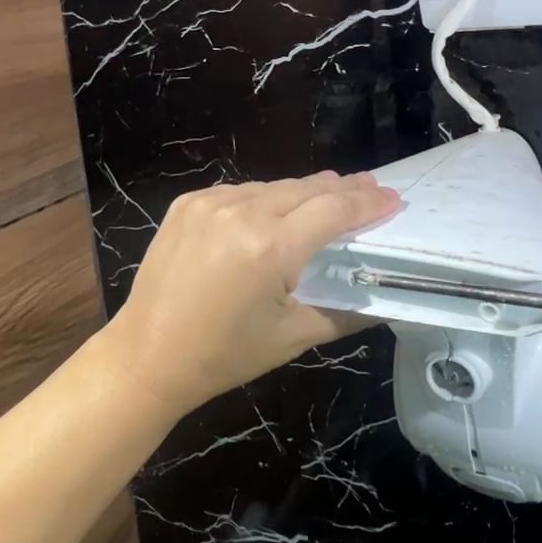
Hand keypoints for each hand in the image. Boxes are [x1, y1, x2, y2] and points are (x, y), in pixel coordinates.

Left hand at [96, 171, 399, 416]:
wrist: (148, 354)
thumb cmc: (225, 354)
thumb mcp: (293, 337)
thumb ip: (346, 311)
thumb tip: (386, 297)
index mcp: (270, 247)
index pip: (333, 211)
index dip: (367, 204)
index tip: (393, 198)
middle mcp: (241, 212)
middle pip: (306, 190)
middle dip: (342, 190)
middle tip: (372, 189)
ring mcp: (210, 203)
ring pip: (273, 188)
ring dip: (303, 193)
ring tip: (329, 197)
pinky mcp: (188, 202)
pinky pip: (241, 193)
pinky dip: (264, 199)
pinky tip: (275, 212)